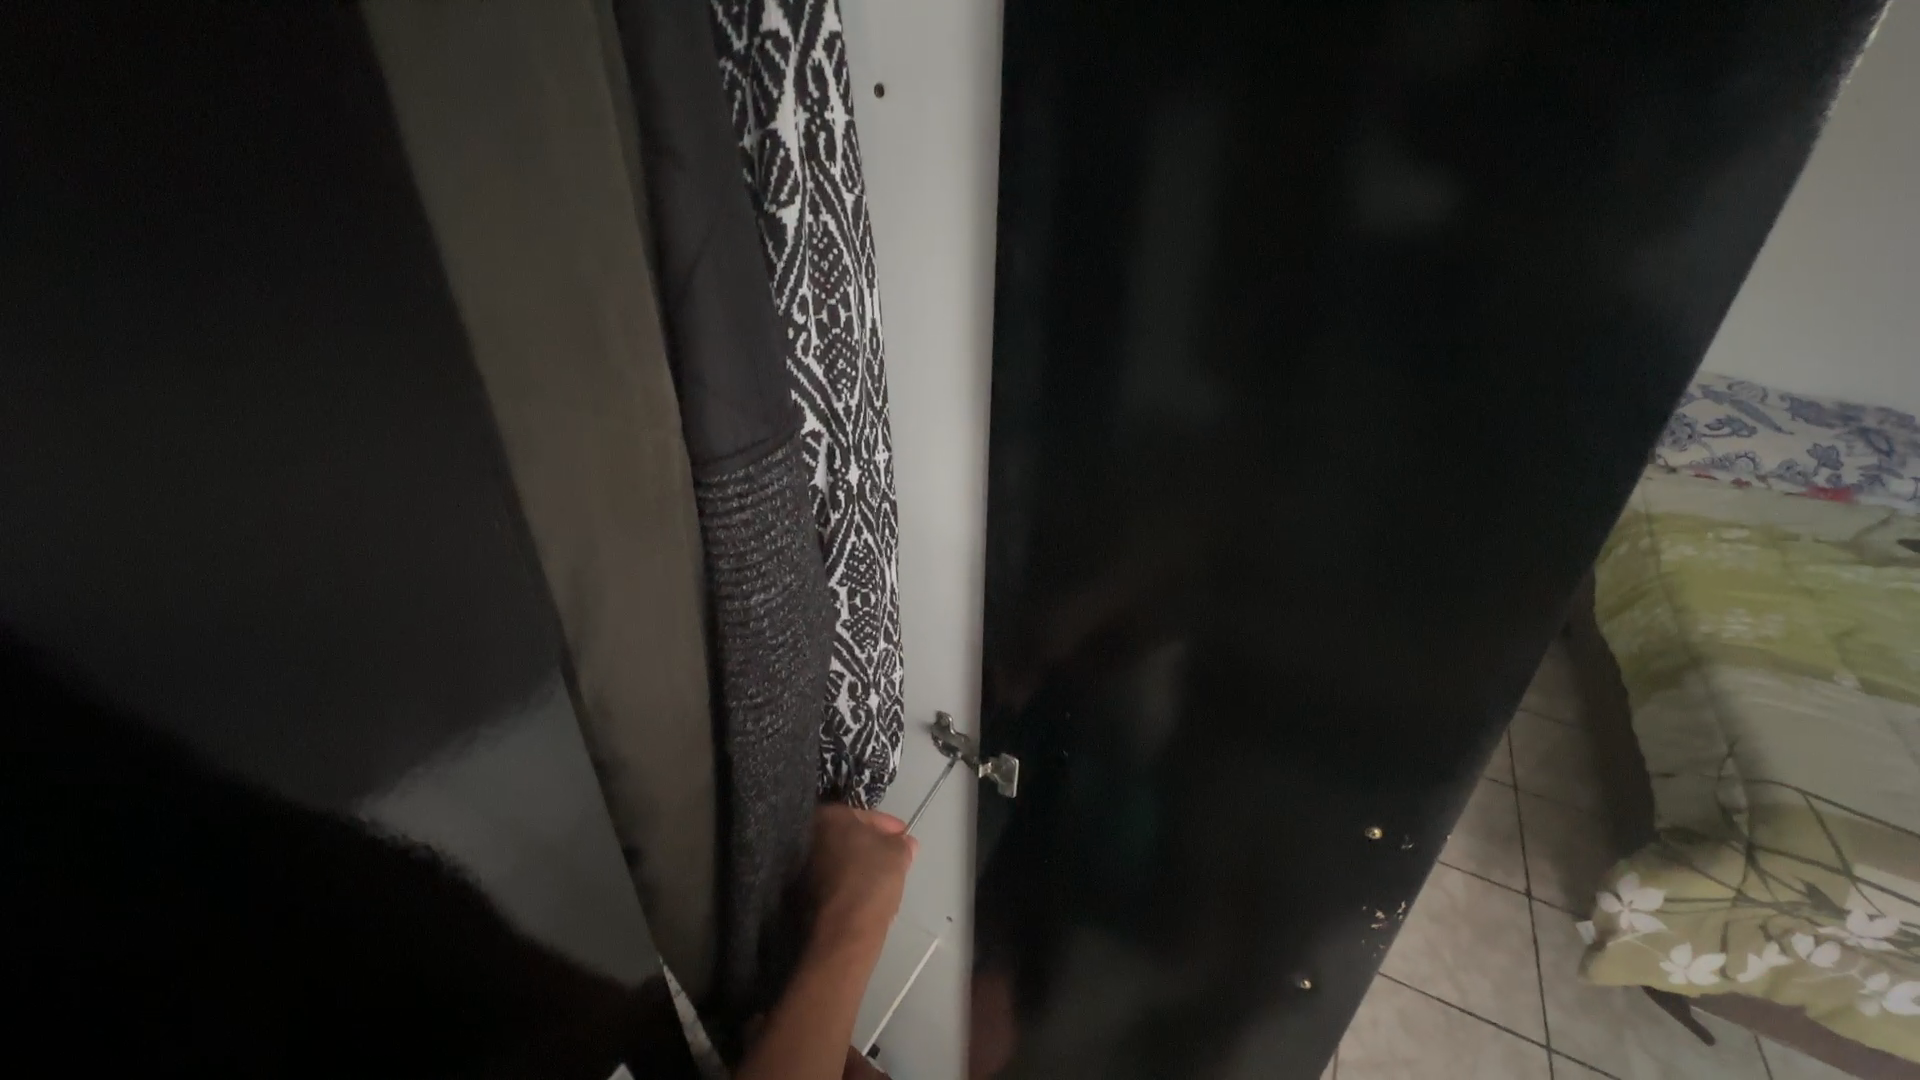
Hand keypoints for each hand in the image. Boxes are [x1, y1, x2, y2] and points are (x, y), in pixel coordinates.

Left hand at [810, 804, 916, 953]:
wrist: (843, 932)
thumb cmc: (870, 881)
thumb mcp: (898, 854)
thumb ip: (902, 843)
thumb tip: (905, 843)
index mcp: (829, 817)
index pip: (866, 816)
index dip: (890, 827)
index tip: (905, 838)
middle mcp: (808, 837)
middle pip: (851, 837)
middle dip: (874, 846)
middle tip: (896, 857)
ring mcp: (803, 867)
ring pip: (842, 861)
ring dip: (862, 866)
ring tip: (885, 879)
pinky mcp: (801, 895)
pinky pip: (835, 882)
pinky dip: (850, 884)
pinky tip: (867, 895)